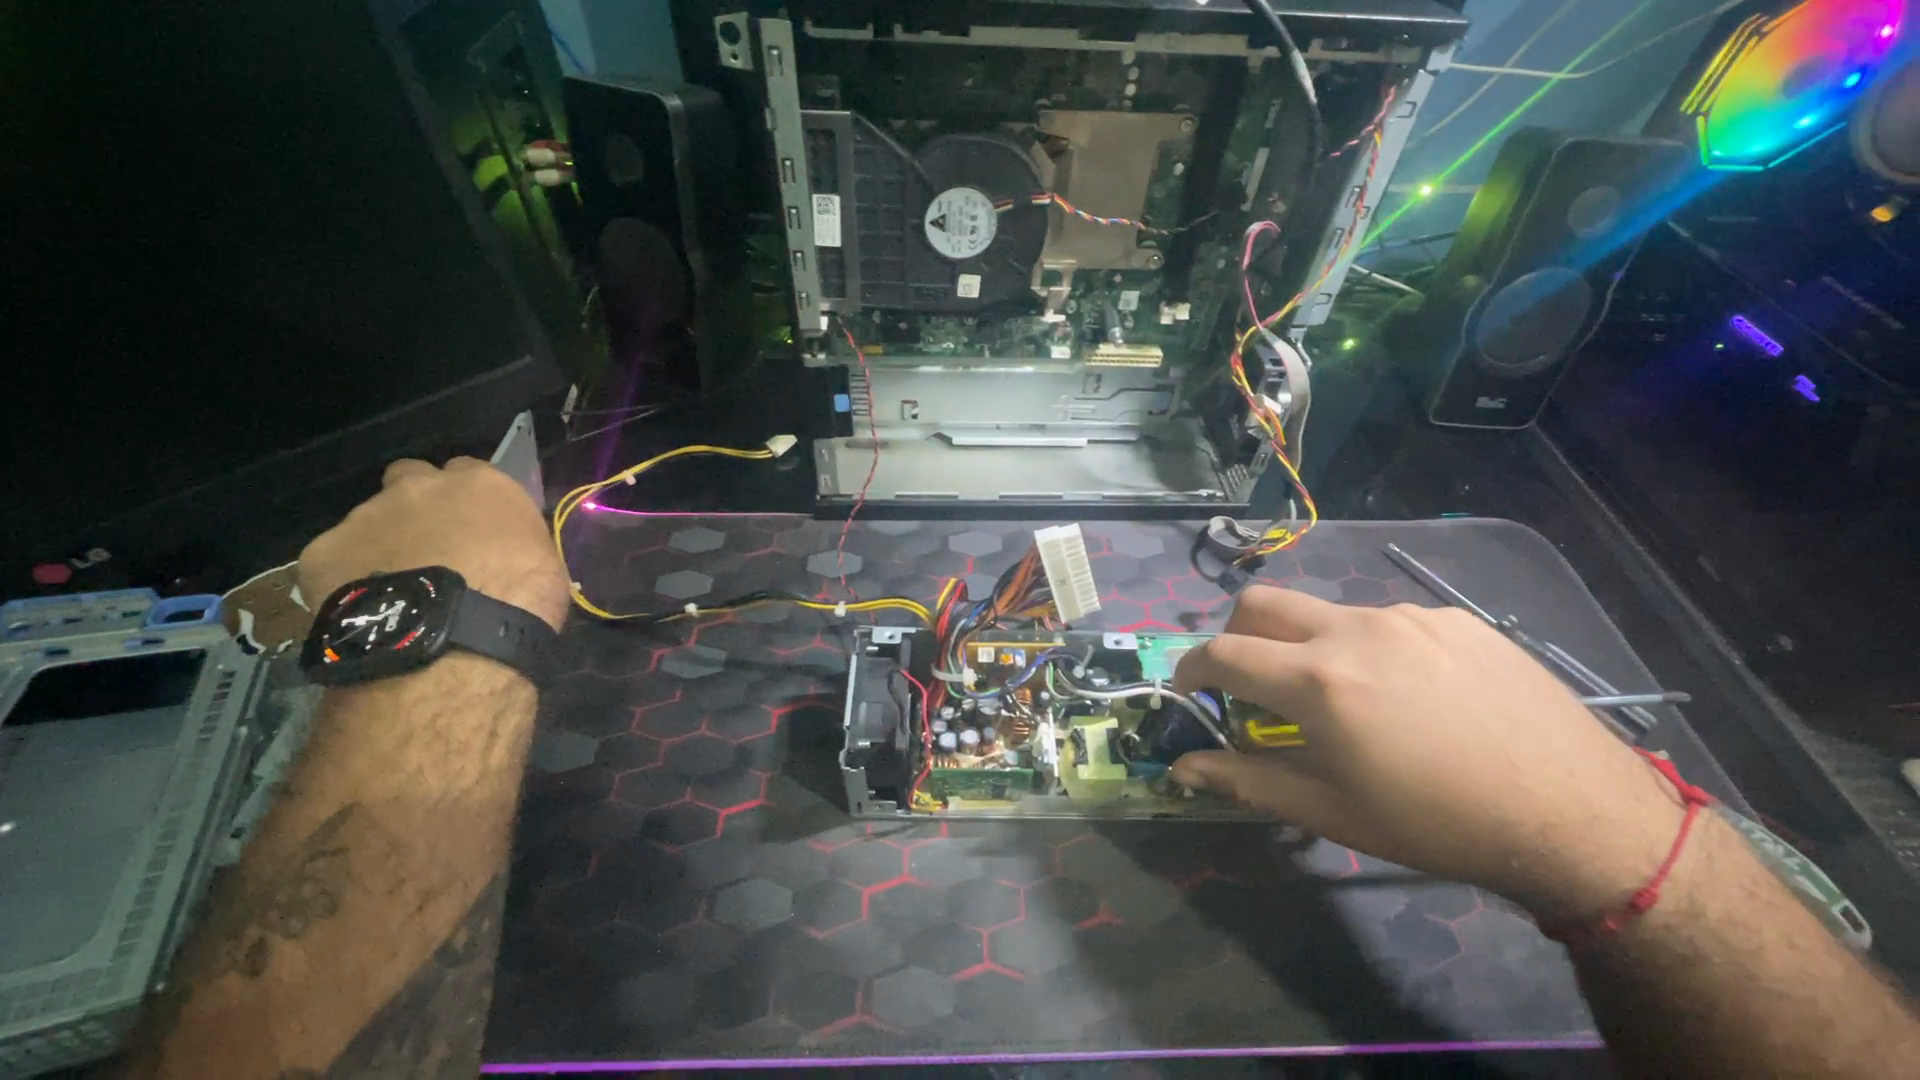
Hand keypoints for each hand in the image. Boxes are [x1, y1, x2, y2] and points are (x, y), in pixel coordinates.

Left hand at [299, 459, 569, 630]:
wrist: (456, 643)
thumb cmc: (520, 601)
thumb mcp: (542, 561)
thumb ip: (512, 540)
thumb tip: (500, 549)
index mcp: (481, 485)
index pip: (468, 470)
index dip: (468, 498)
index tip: (474, 525)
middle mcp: (420, 487)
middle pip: (410, 477)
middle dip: (417, 504)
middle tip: (429, 544)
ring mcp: (366, 516)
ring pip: (370, 520)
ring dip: (383, 542)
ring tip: (397, 587)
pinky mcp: (323, 552)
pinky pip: (336, 559)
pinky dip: (349, 576)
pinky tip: (368, 607)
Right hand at [1171, 586, 1685, 918]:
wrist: (1576, 815)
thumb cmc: (1436, 824)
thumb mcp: (1331, 811)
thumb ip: (1246, 779)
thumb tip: (1182, 767)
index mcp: (1318, 680)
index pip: (1222, 653)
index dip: (1192, 671)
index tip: (1191, 693)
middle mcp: (1355, 629)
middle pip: (1260, 603)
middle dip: (1235, 635)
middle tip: (1250, 682)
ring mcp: (1409, 616)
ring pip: (1327, 613)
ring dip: (1308, 645)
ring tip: (1348, 700)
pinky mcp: (1455, 619)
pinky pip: (1388, 621)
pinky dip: (1369, 648)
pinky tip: (1410, 695)